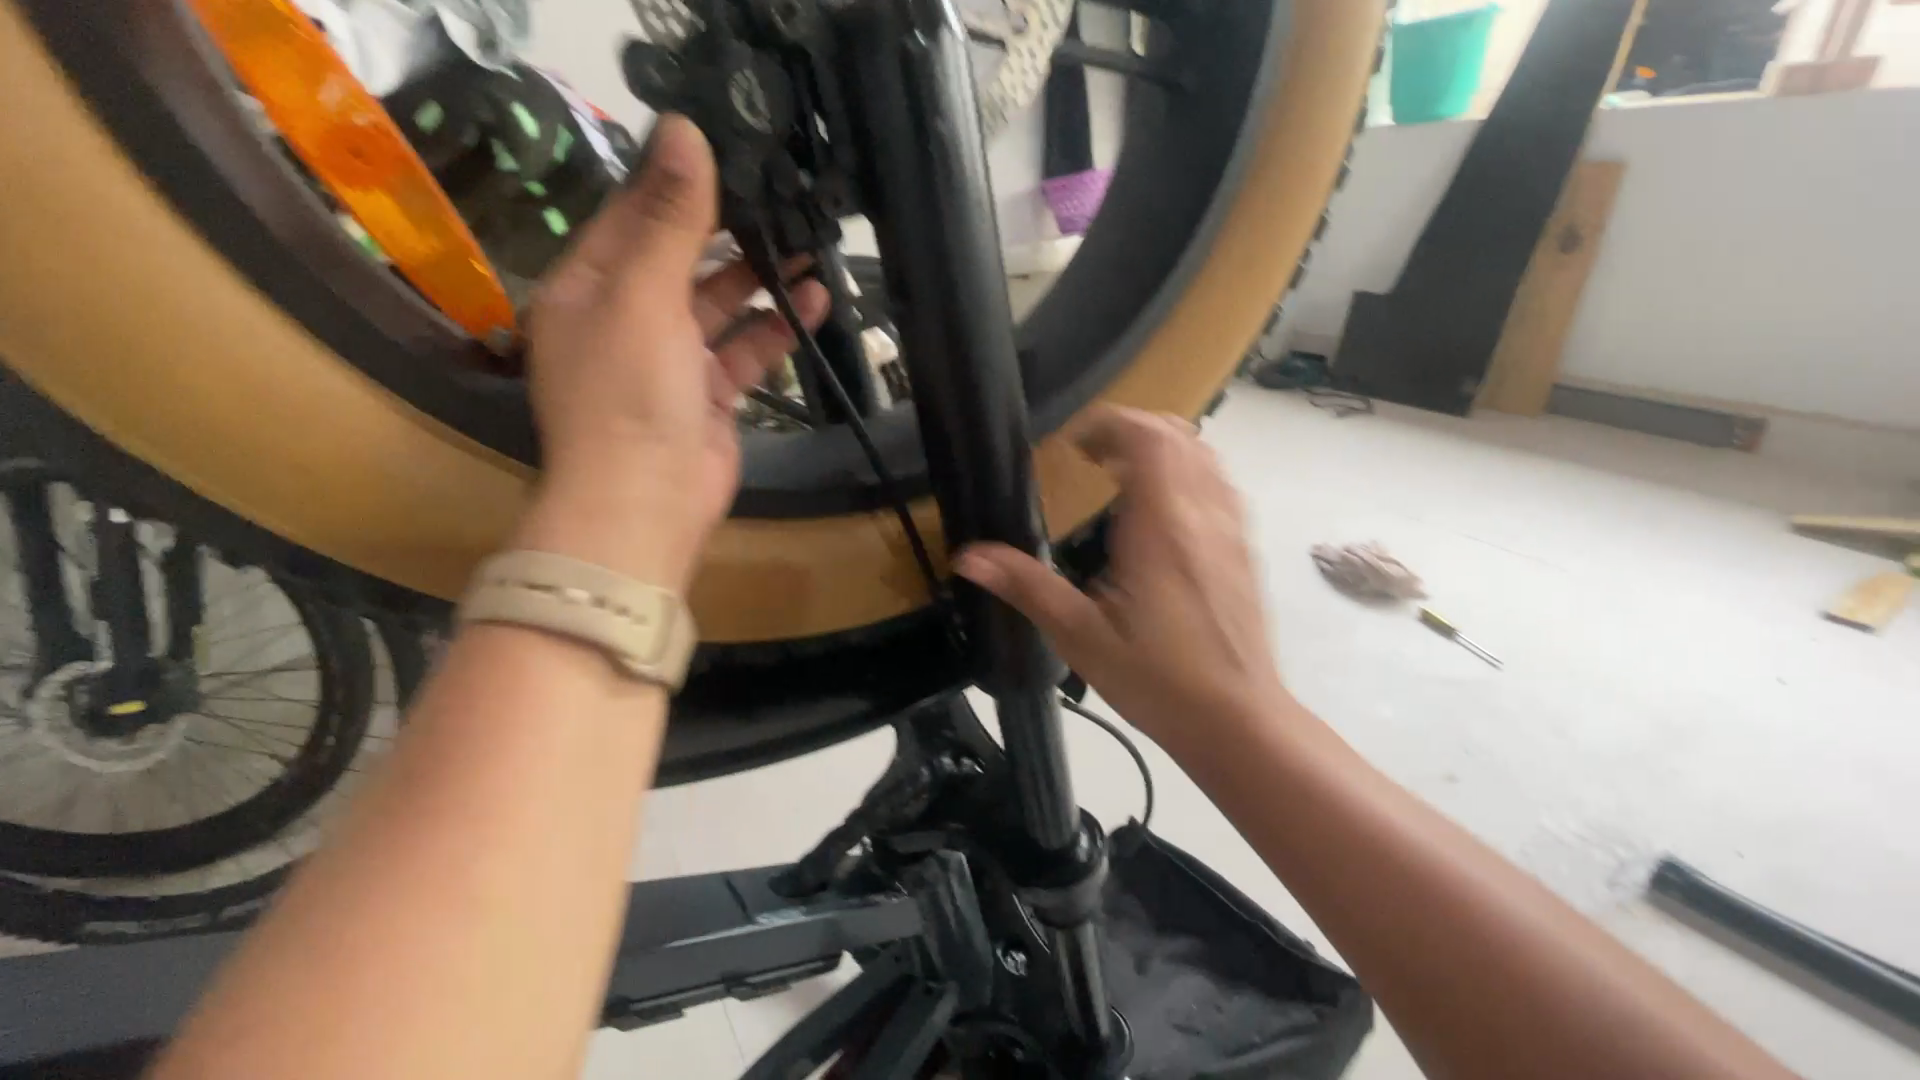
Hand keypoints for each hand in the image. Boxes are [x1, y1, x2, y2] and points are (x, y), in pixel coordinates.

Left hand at [513, 114, 828, 588]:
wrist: (647, 503)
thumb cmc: (629, 393)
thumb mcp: (644, 294)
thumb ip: (670, 217)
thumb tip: (682, 127)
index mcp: (587, 287)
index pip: (632, 215)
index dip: (678, 182)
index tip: (730, 147)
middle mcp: (624, 317)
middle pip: (682, 258)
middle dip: (732, 230)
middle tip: (783, 196)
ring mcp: (668, 360)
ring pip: (720, 304)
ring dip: (762, 277)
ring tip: (811, 244)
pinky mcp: (708, 395)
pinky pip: (744, 349)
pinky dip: (776, 327)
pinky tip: (815, 301)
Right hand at [954, 406, 1286, 757]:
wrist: (1236, 719)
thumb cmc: (1156, 679)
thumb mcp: (1080, 635)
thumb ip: (1026, 586)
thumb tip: (968, 556)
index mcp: (1161, 526)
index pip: (1146, 437)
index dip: (1107, 424)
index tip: (1072, 446)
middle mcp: (1203, 514)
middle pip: (1176, 434)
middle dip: (1130, 430)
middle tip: (1090, 458)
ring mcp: (1231, 529)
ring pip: (1203, 454)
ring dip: (1161, 448)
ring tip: (1121, 476)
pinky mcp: (1244, 548)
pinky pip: (1219, 483)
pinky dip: (1187, 472)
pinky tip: (1160, 512)